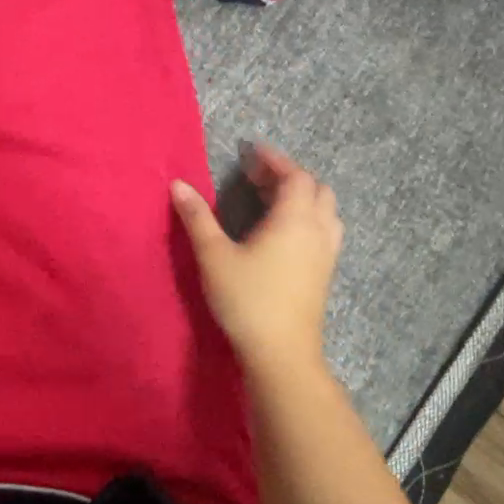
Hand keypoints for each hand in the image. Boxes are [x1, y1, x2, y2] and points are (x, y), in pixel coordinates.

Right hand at [170, 145, 341, 376]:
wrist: (281, 351)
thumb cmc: (246, 298)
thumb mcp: (213, 255)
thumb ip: (197, 217)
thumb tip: (178, 184)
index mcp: (294, 221)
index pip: (295, 177)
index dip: (276, 160)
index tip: (252, 151)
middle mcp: (318, 231)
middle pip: (316, 190)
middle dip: (289, 176)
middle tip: (256, 175)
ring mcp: (325, 254)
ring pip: (324, 211)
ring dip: (301, 197)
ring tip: (268, 199)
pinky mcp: (323, 273)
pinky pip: (323, 230)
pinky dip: (306, 217)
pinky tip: (279, 231)